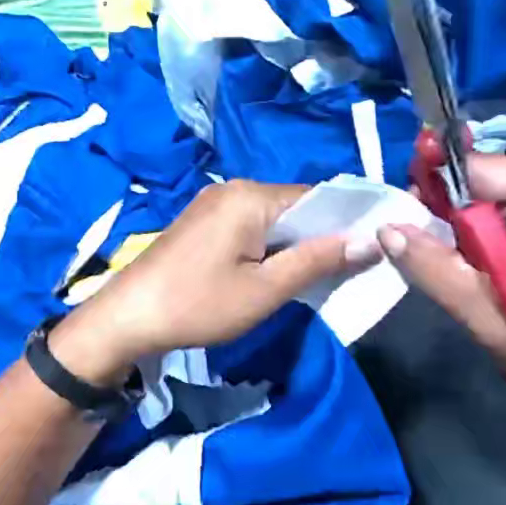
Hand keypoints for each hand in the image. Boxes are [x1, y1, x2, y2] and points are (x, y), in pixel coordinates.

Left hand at [49, 181, 357, 385]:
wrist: (128, 316)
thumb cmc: (198, 304)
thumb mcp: (265, 291)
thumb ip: (317, 260)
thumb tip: (370, 239)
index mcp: (250, 196)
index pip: (319, 199)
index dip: (349, 224)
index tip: (377, 251)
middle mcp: (233, 188)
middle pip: (296, 206)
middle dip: (322, 236)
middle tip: (351, 272)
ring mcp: (215, 203)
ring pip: (274, 218)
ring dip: (296, 244)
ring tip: (319, 277)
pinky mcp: (204, 222)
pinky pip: (252, 226)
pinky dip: (271, 247)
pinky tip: (278, 273)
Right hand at [380, 154, 505, 415]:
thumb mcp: (487, 309)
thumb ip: (430, 265)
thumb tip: (383, 227)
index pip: (479, 168)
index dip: (431, 185)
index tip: (395, 213)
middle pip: (483, 191)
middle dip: (445, 221)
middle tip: (416, 253)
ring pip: (489, 217)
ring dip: (461, 245)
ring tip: (446, 275)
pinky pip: (505, 236)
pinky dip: (480, 256)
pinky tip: (472, 283)